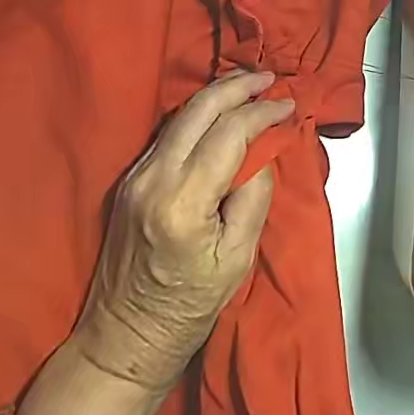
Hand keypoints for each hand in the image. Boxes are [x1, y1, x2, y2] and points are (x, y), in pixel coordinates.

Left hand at [72, 70, 293, 392]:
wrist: (125, 336)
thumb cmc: (189, 307)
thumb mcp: (238, 259)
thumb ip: (254, 196)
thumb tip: (265, 149)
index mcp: (183, 203)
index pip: (229, 134)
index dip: (262, 113)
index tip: (288, 105)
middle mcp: (153, 178)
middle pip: (199, 109)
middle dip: (237, 86)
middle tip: (268, 79)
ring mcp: (136, 175)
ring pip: (181, 115)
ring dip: (217, 95)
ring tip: (249, 86)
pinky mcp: (130, 177)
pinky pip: (169, 132)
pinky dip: (199, 114)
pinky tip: (220, 112)